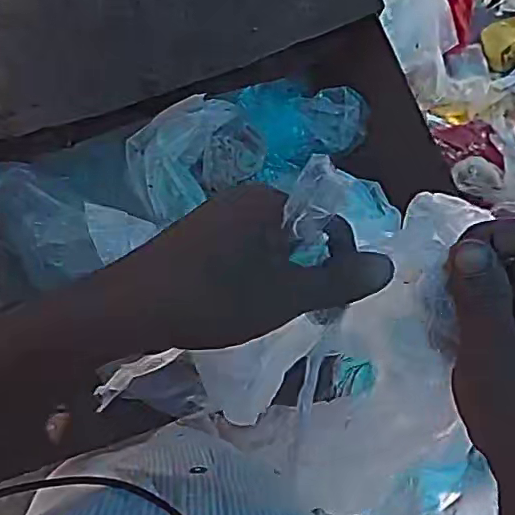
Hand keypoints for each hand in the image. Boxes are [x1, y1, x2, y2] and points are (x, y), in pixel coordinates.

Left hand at [79, 184, 393, 351]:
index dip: (335, 264)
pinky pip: (234, 256)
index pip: (325, 223)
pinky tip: (227, 307)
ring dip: (273, 281)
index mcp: (266, 199)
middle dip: (302, 274)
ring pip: (263, 249)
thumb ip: (336, 280)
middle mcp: (238, 199)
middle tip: (291, 313)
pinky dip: (243, 280)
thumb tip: (387, 264)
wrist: (128, 308)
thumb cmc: (212, 299)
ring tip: (257, 315)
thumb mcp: (285, 296)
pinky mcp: (188, 240)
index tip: (324, 307)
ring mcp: (209, 218)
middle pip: (294, 235)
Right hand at [446, 219, 514, 475]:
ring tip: (450, 313)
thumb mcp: (490, 354)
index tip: (452, 266)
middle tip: (445, 292)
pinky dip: (485, 308)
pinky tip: (464, 332)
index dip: (492, 237)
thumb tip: (466, 247)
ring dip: (479, 287)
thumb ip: (480, 298)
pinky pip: (514, 305)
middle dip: (481, 262)